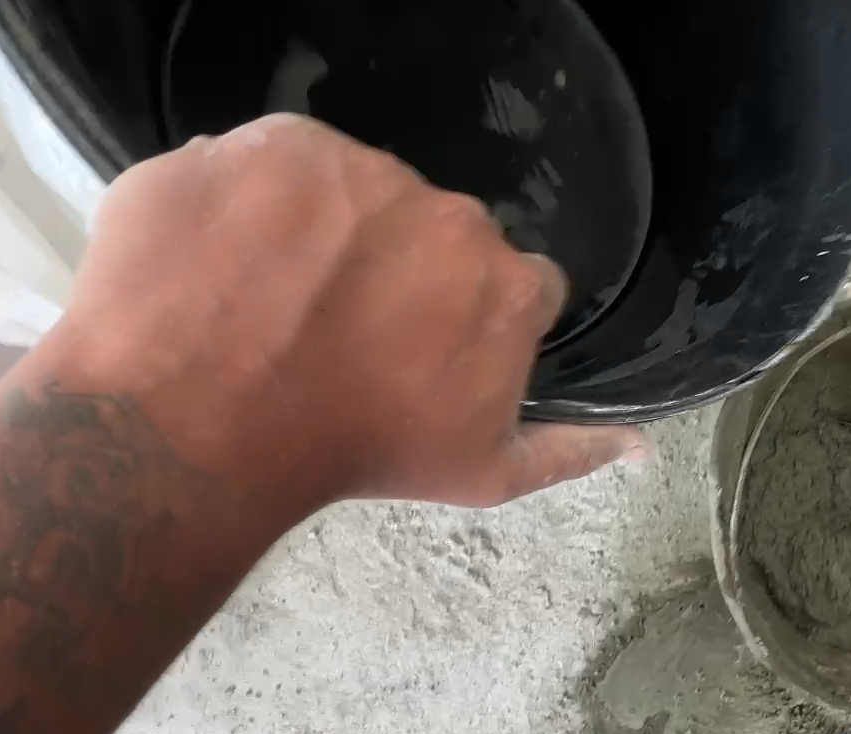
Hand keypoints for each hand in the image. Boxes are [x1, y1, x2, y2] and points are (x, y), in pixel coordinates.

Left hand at [42, 113, 644, 512]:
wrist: (204, 426)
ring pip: (375, 195)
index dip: (482, 315)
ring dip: (351, 233)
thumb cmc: (367, 454)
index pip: (520, 283)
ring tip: (300, 296)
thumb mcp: (490, 472)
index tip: (441, 345)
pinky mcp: (275, 143)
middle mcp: (454, 217)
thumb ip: (576, 449)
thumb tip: (645, 445)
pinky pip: (295, 162)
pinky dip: (280, 200)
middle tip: (365, 326)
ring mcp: (363, 173)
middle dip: (421, 272)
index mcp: (510, 288)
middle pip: (450, 236)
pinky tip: (254, 258)